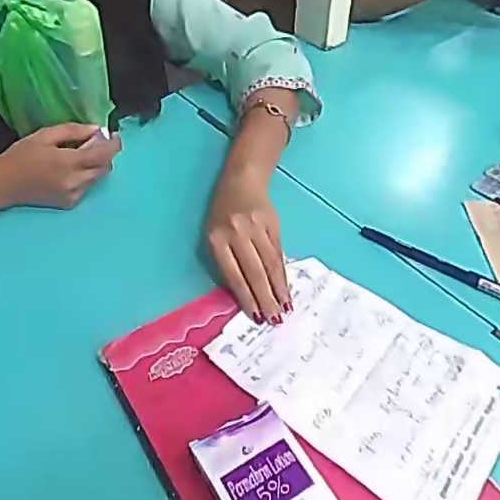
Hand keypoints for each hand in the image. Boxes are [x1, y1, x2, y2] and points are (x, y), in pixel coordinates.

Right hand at [0, 123, 119, 210]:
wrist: (3, 184)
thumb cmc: (21, 156)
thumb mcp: (45, 135)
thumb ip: (73, 131)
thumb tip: (97, 130)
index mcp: (68, 163)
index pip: (104, 154)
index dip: (113, 144)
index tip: (113, 135)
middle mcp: (75, 182)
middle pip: (105, 167)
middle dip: (105, 153)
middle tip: (95, 142)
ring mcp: (74, 195)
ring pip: (98, 178)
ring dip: (95, 164)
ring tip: (79, 154)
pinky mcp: (70, 203)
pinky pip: (87, 187)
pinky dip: (86, 176)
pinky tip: (69, 170)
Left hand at [205, 170, 289, 323]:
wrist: (242, 179)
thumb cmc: (221, 212)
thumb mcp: (213, 234)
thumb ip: (226, 260)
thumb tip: (244, 292)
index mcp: (217, 238)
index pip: (234, 274)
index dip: (246, 296)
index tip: (255, 316)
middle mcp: (237, 233)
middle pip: (254, 271)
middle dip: (265, 298)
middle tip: (274, 320)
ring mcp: (257, 227)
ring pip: (270, 264)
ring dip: (278, 289)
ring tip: (285, 309)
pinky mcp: (273, 223)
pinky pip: (278, 253)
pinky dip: (282, 273)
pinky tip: (286, 288)